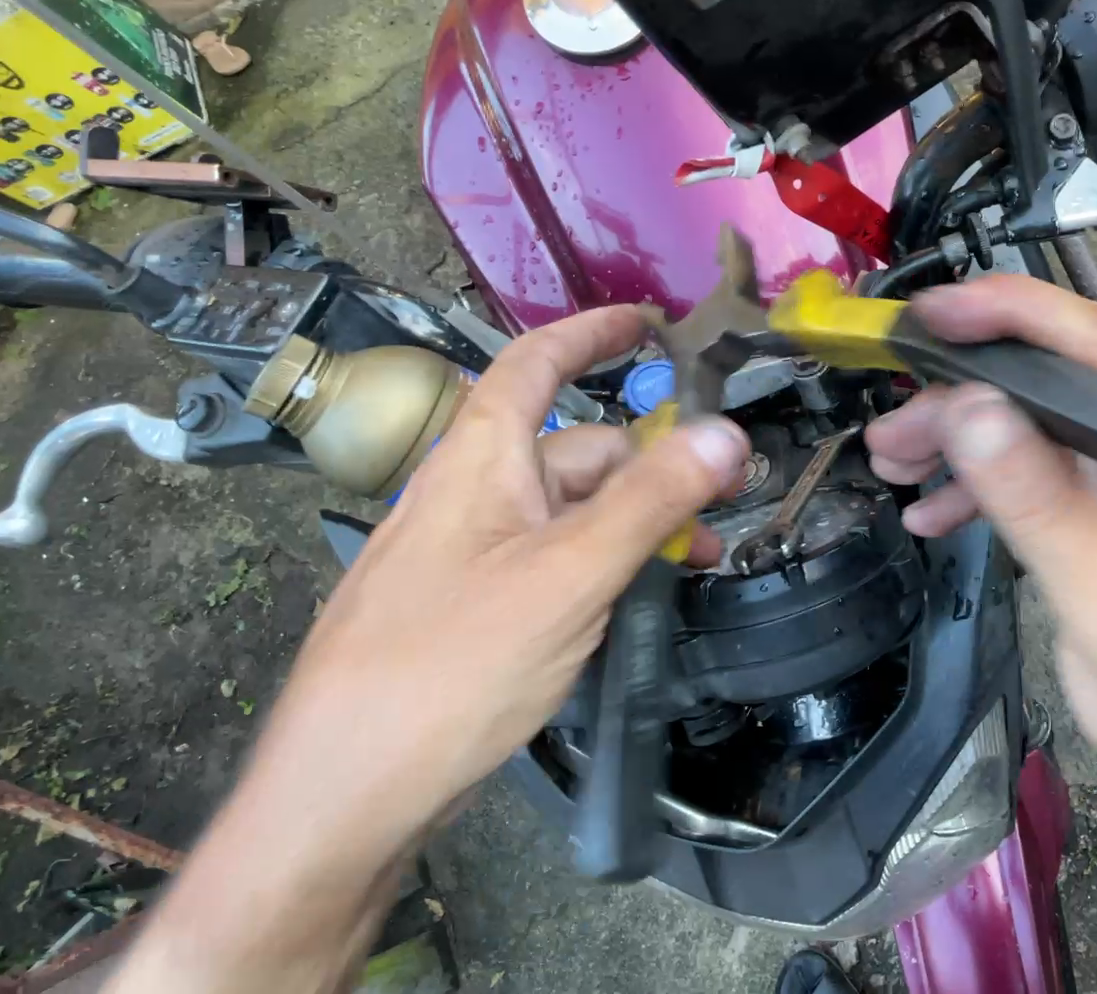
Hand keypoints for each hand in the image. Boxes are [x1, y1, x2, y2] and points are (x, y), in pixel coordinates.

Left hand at [257, 306, 747, 841]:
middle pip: (578, 452)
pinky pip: (554, 559)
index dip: (590, 333)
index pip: (534, 365)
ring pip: (573, 513)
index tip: (651, 323)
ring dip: (639, 525)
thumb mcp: (571, 573)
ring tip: (692, 565)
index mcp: (480, 464)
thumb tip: (728, 430)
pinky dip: (605, 563)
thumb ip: (654, 498)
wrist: (344, 797)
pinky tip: (633, 602)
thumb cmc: (454, 666)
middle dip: (655, 469)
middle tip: (722, 506)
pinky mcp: (475, 607)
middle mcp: (473, 496)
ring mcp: (472, 555)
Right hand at [866, 276, 1096, 802]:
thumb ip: (1046, 511)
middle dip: (973, 384)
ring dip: (964, 431)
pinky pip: (1037, 468)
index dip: (1023, 316)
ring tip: (896, 457)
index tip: (939, 312)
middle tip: (897, 409)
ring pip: (1041, 419)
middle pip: (1067, 378)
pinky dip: (981, 479)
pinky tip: (934, 508)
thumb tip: (974, 413)